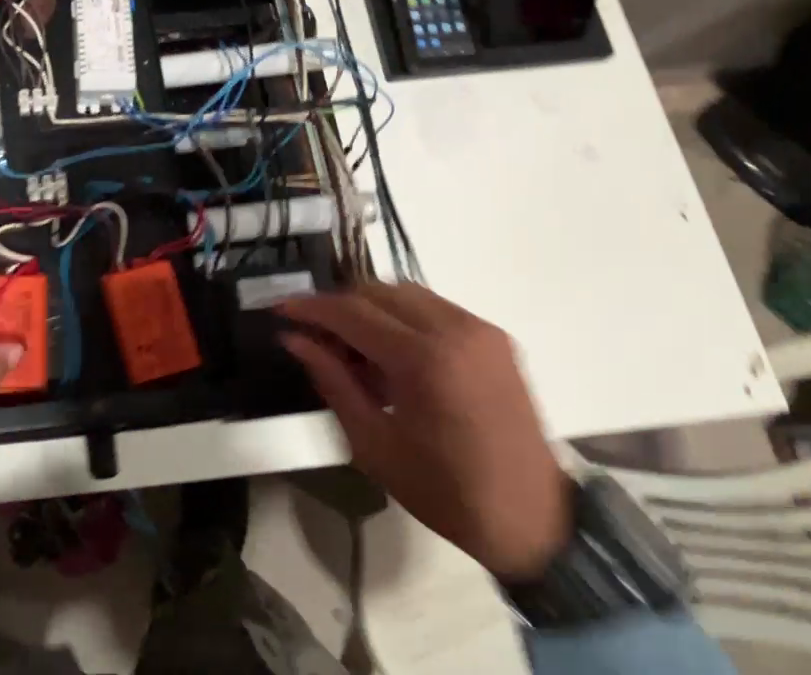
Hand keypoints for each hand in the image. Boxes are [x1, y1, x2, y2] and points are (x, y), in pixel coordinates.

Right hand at [280, 282, 569, 581]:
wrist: (532, 519)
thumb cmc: (444, 491)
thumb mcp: (373, 443)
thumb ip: (332, 381)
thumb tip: (295, 339)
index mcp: (424, 358)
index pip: (351, 311)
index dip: (309, 307)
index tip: (278, 310)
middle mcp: (455, 329)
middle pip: (377, 291)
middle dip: (338, 305)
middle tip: (312, 335)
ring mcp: (480, 330)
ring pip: (406, 293)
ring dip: (370, 308)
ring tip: (351, 348)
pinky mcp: (495, 338)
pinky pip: (435, 309)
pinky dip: (403, 318)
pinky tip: (392, 354)